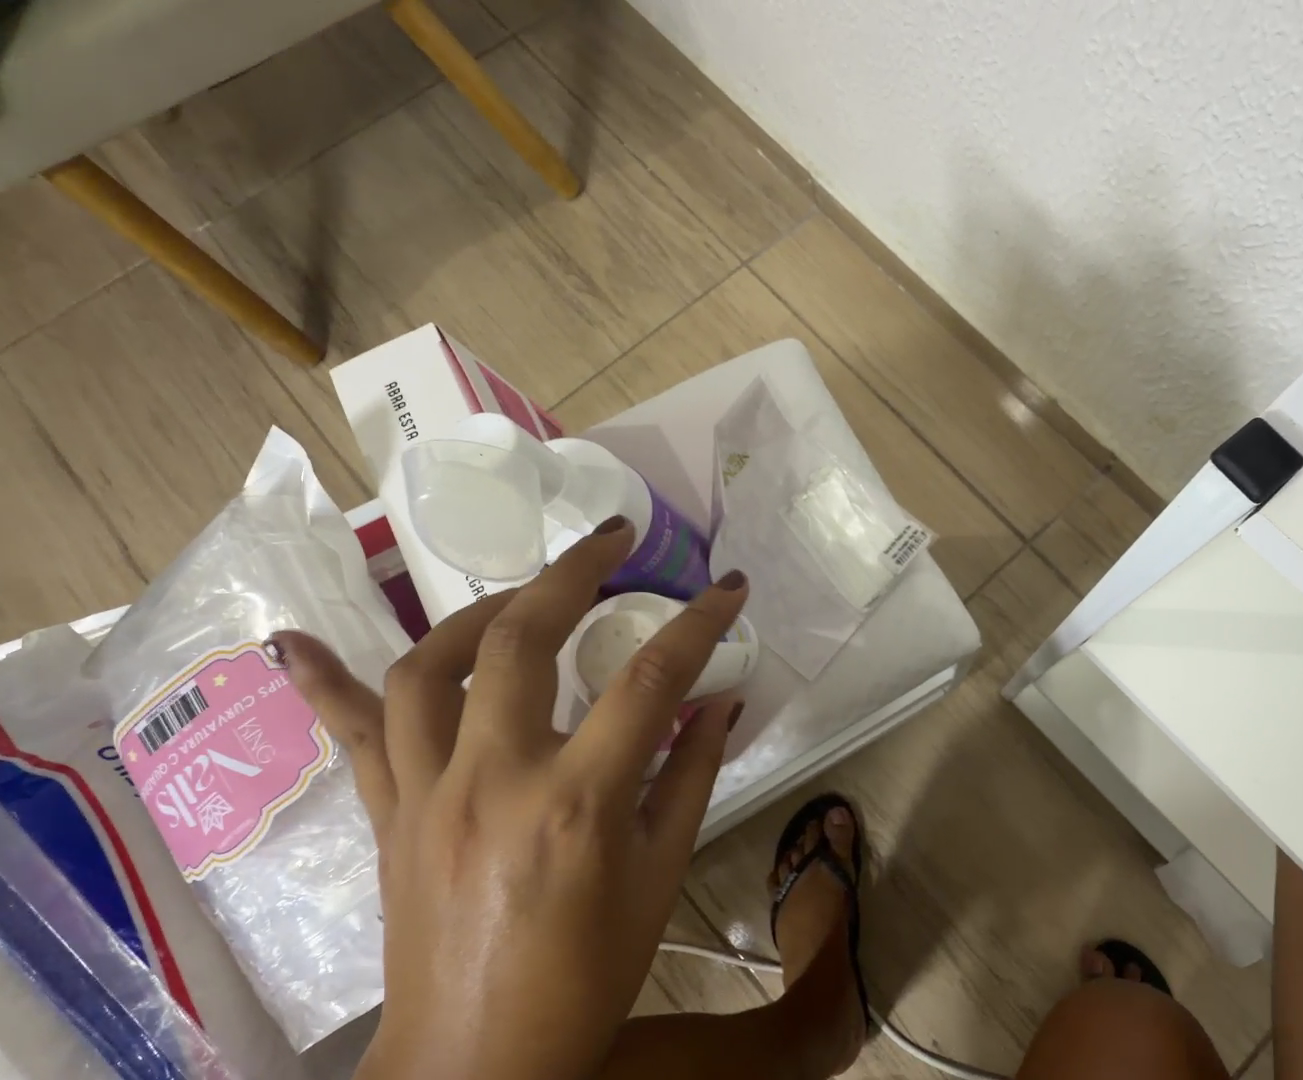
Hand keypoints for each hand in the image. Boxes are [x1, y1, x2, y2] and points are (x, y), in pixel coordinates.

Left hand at [270, 520, 746, 1079]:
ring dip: (480, 609)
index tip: (729, 588)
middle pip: (521, 640)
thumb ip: (691, 772)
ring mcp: (425, 792)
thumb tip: (721, 698)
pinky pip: (351, 732)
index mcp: (578, 801)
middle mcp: (493, 778)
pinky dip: (322, 679)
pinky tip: (294, 638)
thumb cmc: (589, 972)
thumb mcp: (662, 872)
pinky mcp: (388, 813)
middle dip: (575, 572)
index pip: (650, 679)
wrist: (478, 1059)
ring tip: (524, 594)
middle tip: (615, 539)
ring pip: (429, 665)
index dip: (699, 622)